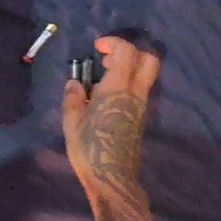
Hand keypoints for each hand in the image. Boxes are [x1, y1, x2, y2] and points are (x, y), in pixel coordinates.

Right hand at [63, 36, 160, 201]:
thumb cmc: (90, 148)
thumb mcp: (72, 122)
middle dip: (130, 53)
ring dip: (128, 70)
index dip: (114, 43)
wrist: (112, 177)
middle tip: (108, 60)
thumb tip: (75, 83)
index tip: (98, 48)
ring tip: (102, 81)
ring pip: (146, 76)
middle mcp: (135, 93)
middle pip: (148, 60)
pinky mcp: (141, 119)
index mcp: (118, 88)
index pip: (126, 52)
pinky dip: (127, 86)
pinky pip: (140, 92)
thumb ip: (73, 98)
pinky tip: (107, 99)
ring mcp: (142, 106)